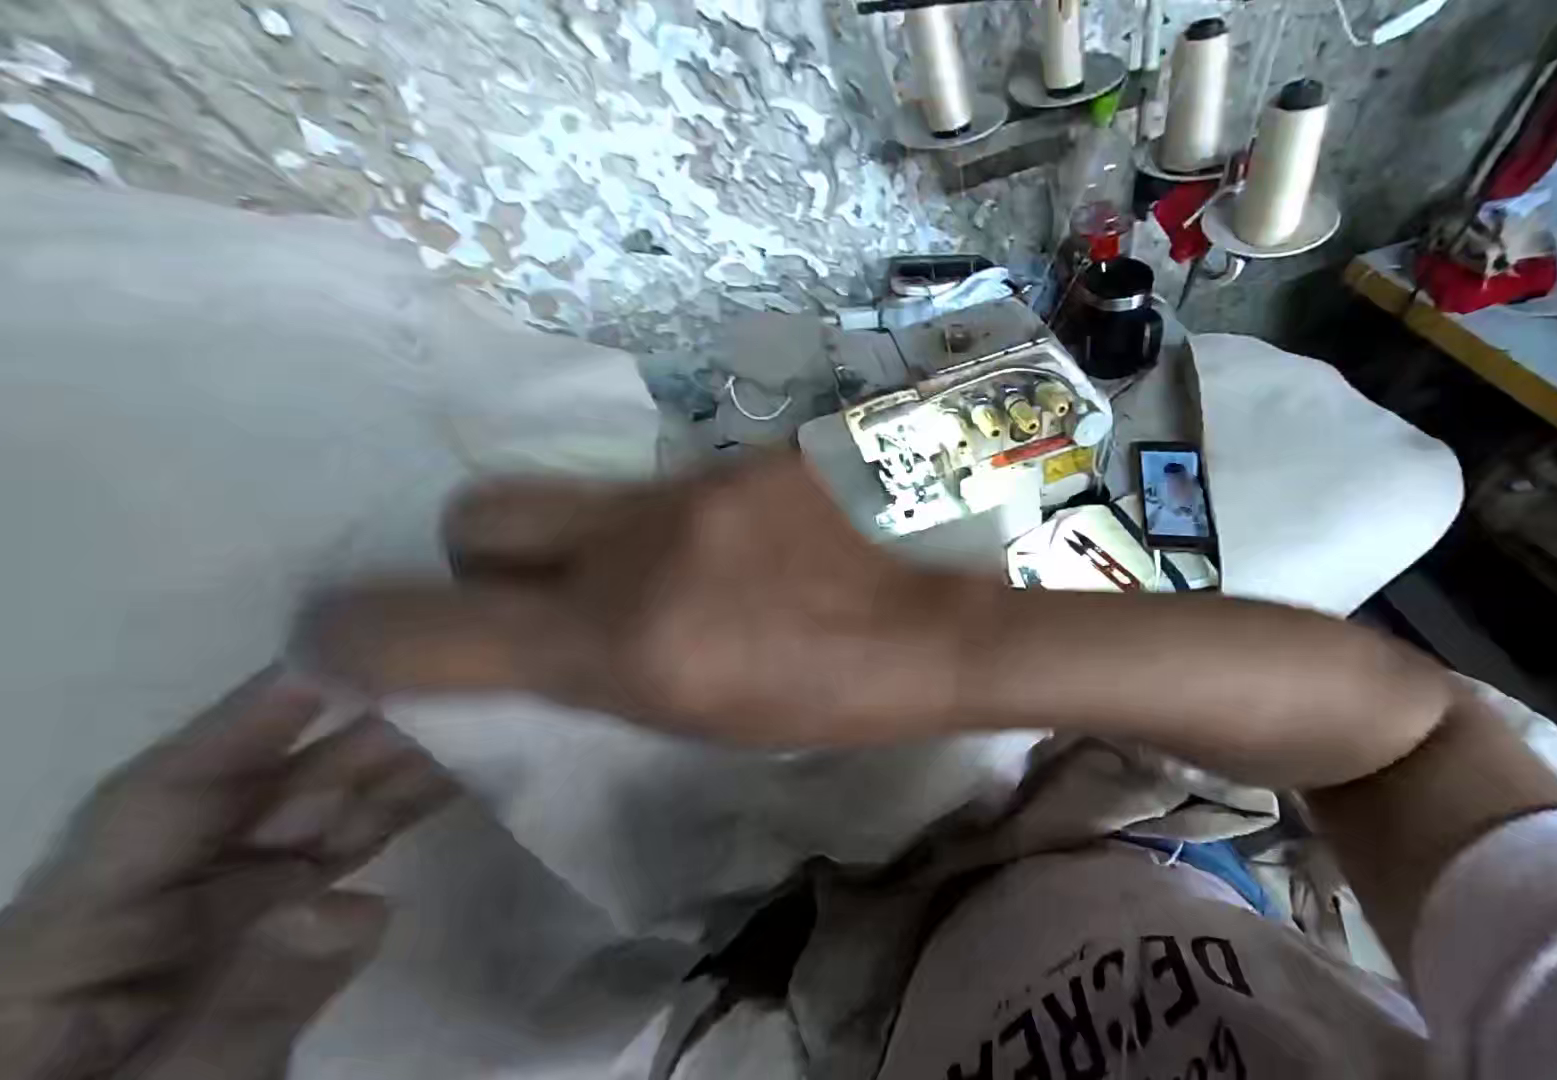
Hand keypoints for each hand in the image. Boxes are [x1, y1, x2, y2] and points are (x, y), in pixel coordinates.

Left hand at [0, 671, 457, 1079]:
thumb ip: (244, 1011)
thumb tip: (353, 907)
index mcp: (68, 939)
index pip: (161, 800)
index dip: (249, 720)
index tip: (339, 656)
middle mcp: (148, 901)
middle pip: (260, 793)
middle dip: (360, 733)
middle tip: (460, 685)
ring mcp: (216, 912)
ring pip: (314, 811)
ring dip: (395, 764)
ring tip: (482, 719)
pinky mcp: (268, 925)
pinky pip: (340, 850)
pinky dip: (396, 810)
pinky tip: (455, 776)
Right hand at [299, 450, 992, 743]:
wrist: (939, 631)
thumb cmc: (830, 699)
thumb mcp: (696, 714)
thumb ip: (598, 667)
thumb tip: (528, 632)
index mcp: (626, 643)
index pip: (430, 626)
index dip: (366, 632)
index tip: (358, 632)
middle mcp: (644, 547)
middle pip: (483, 507)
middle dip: (484, 551)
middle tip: (547, 583)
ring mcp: (704, 485)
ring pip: (591, 493)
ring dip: (602, 535)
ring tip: (688, 573)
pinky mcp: (758, 453)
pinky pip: (680, 483)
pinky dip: (687, 519)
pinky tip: (751, 545)